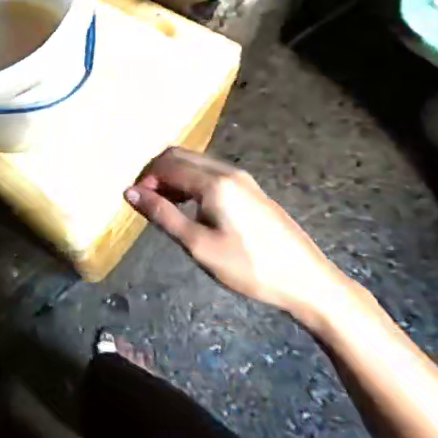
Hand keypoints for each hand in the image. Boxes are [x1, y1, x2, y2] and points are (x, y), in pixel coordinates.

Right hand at [125, 147, 344, 318]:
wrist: (307, 281)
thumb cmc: (249, 268)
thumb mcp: (199, 246)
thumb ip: (163, 215)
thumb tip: (130, 193)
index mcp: (214, 182)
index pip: (167, 164)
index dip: (145, 178)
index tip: (133, 201)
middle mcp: (228, 171)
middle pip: (181, 156)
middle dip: (157, 173)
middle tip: (145, 201)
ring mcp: (243, 179)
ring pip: (197, 163)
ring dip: (174, 177)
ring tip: (164, 207)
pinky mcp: (252, 191)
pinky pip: (211, 174)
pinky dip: (192, 182)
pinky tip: (191, 209)